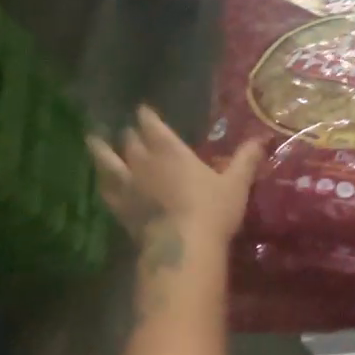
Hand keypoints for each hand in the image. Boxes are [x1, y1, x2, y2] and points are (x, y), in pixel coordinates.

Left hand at [89, 106, 263, 249]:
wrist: (183, 244)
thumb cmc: (214, 210)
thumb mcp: (236, 184)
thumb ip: (245, 160)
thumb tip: (261, 139)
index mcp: (171, 151)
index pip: (152, 125)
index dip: (147, 116)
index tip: (143, 110)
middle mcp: (144, 161)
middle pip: (130, 140)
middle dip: (130, 133)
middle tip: (129, 130)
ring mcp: (128, 184)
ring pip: (106, 159)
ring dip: (100, 149)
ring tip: (94, 140)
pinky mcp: (120, 206)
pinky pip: (105, 189)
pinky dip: (102, 182)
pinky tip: (101, 181)